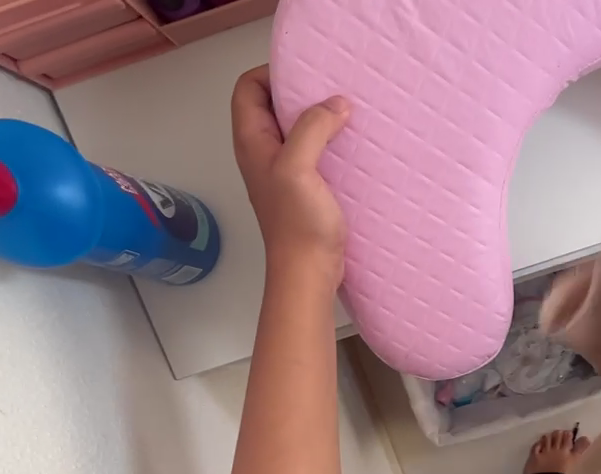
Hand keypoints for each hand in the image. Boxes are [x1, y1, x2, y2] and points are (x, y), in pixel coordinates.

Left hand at [231, 66, 349, 284]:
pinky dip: (330, 146)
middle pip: (274, 107)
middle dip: (301, 94)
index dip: (271, 74)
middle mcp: (264, 154)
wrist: (309, 273)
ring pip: (297, 132)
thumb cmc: (297, 224)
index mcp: (252, 142)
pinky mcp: (306, 191)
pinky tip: (351, 147)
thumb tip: (337, 103)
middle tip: (332, 90)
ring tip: (346, 115)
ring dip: (319, 121)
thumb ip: (313, 128)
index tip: (306, 75)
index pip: (248, 88)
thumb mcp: (298, 167)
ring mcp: (285, 174)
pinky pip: (315, 156)